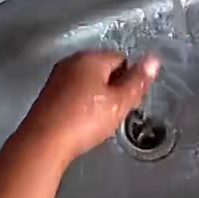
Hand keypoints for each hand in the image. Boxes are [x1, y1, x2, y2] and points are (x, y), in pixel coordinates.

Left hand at [13, 51, 160, 165]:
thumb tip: (154, 59)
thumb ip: (138, 81)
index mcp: (90, 57)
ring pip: (88, 79)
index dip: (130, 79)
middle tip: (114, 110)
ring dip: (97, 94)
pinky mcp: (49, 90)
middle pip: (103, 67)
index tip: (127, 99)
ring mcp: (58, 74)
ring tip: (97, 117)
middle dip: (113, 86)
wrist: (44, 140)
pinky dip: (81, 100)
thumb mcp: (119, 102)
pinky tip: (81, 119)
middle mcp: (72, 60)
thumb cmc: (84, 120)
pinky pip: (73, 88)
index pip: (122, 58)